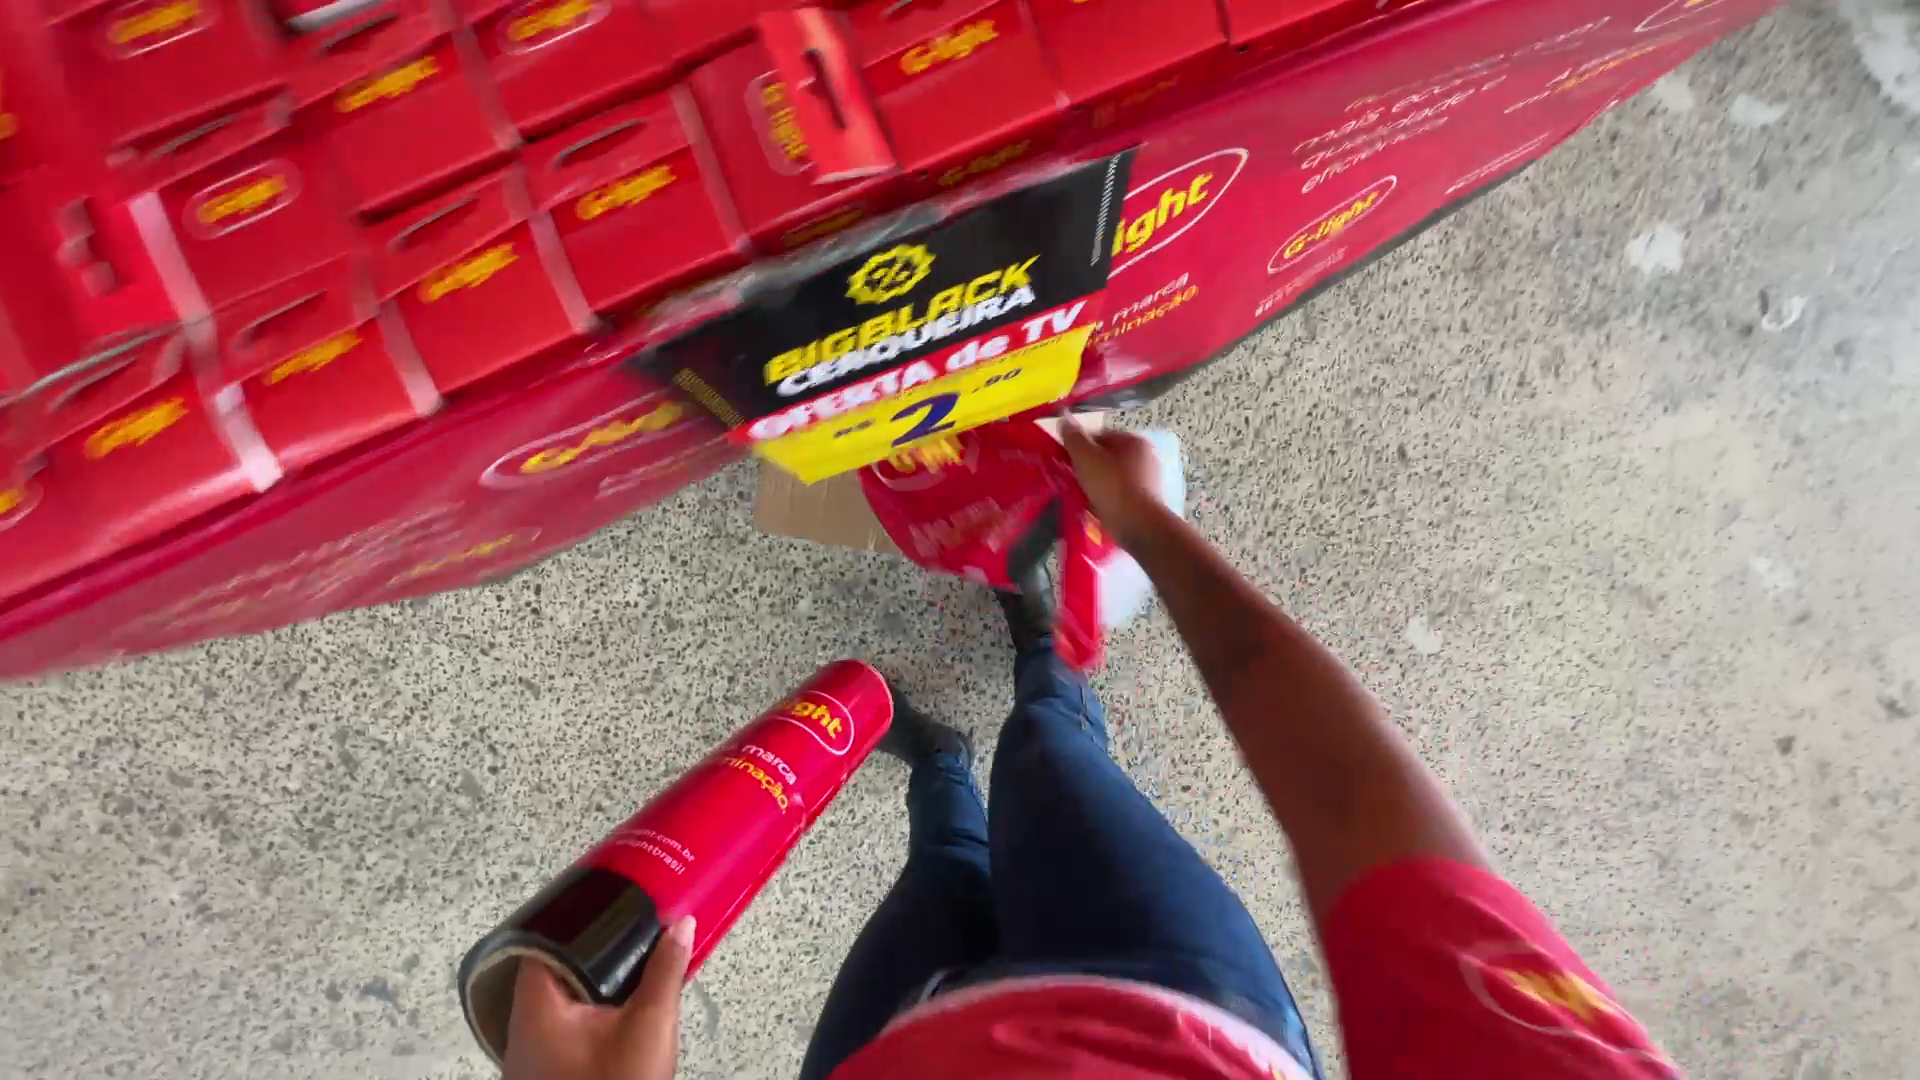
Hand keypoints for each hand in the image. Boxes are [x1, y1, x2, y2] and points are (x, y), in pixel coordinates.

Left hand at [503, 916, 695, 1079]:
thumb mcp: (650, 1025)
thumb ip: (665, 969)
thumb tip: (681, 923)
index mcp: (536, 1012)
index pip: (540, 947)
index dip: (570, 918)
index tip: (603, 896)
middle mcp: (523, 1034)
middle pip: (551, 972)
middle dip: (590, 946)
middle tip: (627, 919)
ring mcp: (533, 1061)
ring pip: (561, 1002)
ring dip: (594, 978)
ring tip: (632, 951)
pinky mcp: (550, 1078)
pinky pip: (567, 1026)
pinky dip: (593, 1006)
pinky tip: (624, 1000)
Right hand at [1060, 421, 1161, 548]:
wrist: (1138, 525)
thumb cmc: (1111, 486)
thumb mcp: (1085, 457)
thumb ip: (1073, 437)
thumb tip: (1063, 419)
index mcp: (1133, 440)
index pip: (1099, 436)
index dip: (1078, 447)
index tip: (1064, 461)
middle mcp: (1145, 456)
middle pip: (1105, 457)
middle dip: (1086, 468)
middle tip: (1070, 480)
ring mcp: (1147, 480)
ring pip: (1111, 477)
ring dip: (1094, 485)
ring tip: (1080, 496)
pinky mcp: (1145, 501)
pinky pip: (1118, 495)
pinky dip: (1105, 499)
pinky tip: (1094, 508)